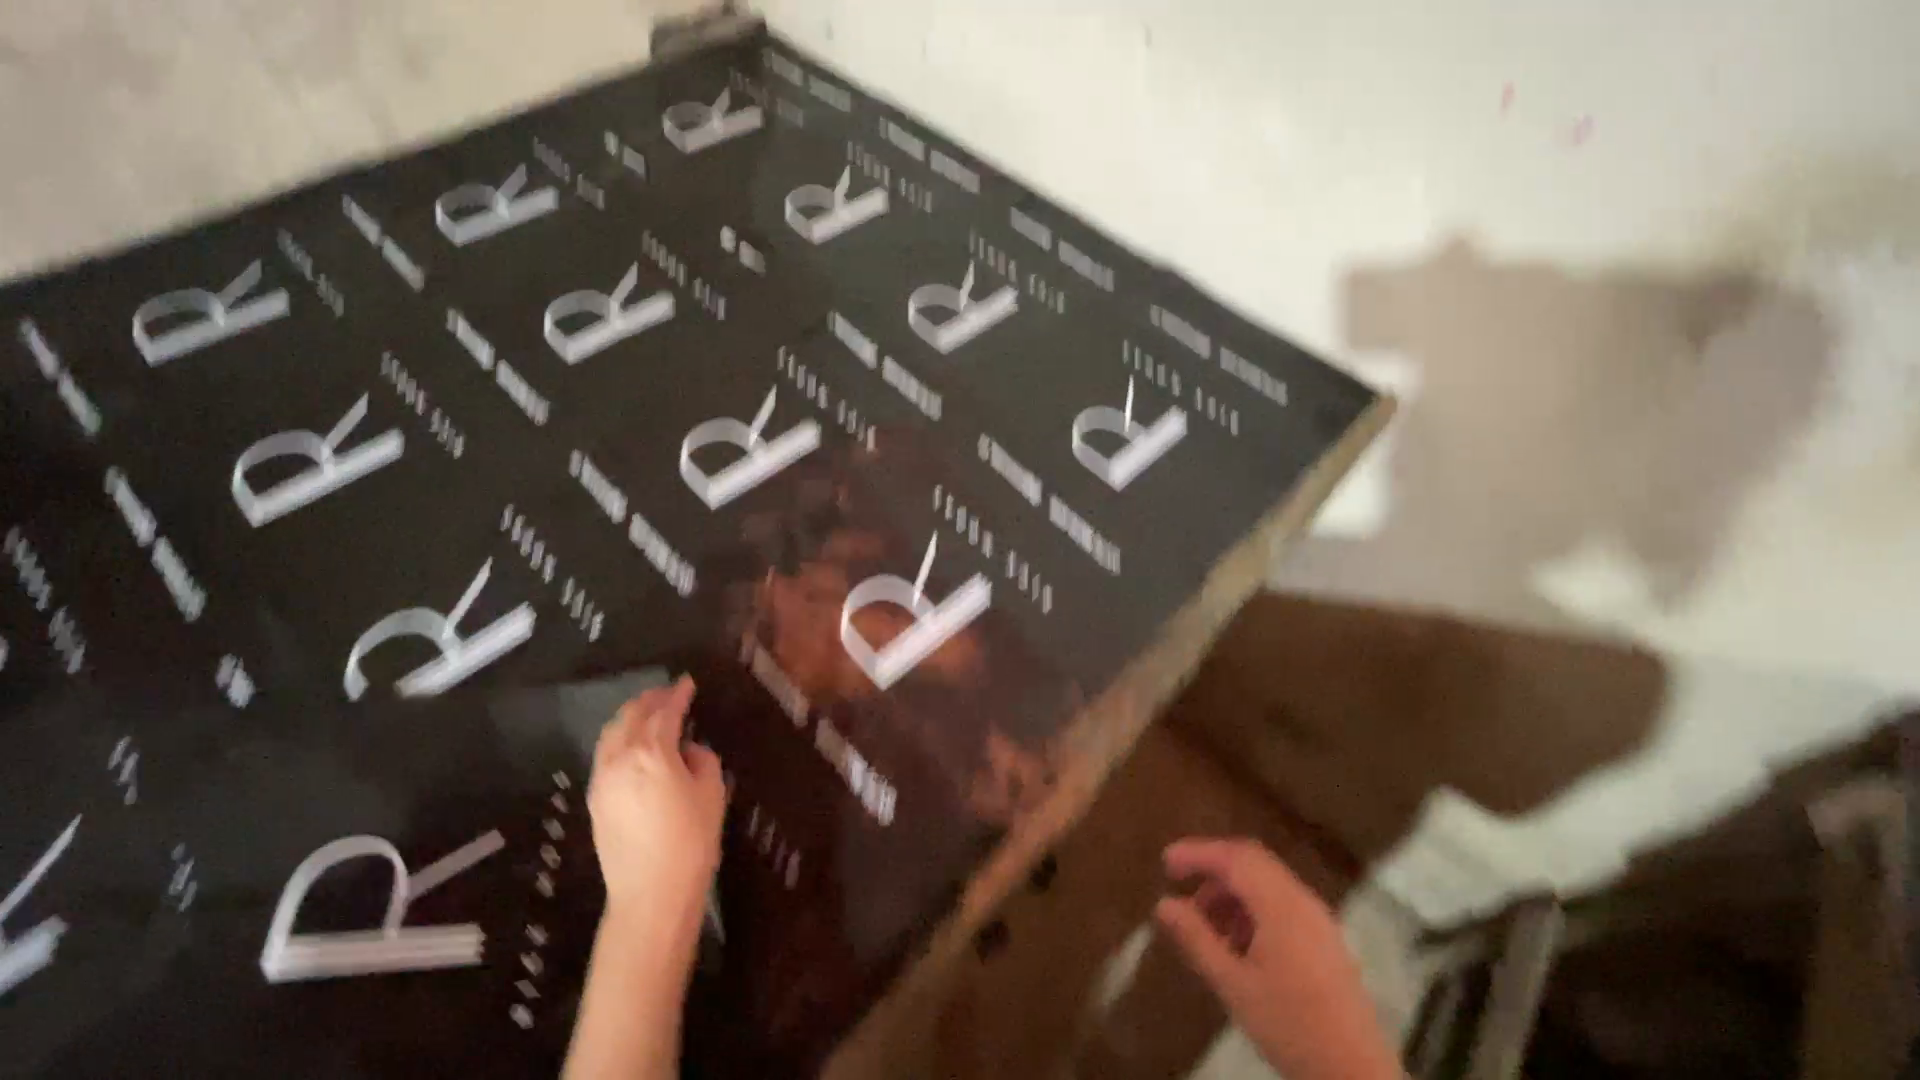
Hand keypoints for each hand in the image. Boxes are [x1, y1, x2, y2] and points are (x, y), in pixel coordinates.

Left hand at [588, 677, 725, 928]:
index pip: (665, 712)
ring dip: (631, 718)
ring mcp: (601, 780)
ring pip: (611, 734)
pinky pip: (605, 755)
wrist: (651, 896)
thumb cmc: (691, 842)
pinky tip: (634, 746)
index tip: (688, 683)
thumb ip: (701, 760)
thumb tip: (687, 751)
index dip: (678, 695)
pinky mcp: (595, 800)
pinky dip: (620, 739)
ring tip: (649, 714)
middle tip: (669, 694)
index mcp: (651, 752)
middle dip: (650, 701)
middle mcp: (619, 759)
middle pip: (631, 716)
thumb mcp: (712, 794)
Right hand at [1155, 838, 1400, 1079]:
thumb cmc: (1289, 1024)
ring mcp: (1319, 919)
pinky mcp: (1325, 939)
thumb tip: (1164, 903)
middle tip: (1180, 884)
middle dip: (1214, 868)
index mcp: (1282, 906)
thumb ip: (1196, 938)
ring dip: (1232, 892)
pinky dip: (1252, 909)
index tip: (1166, 862)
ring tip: (1206, 925)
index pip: (1235, 857)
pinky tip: (1238, 944)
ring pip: (1268, 884)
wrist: (1354, 1071)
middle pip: (1253, 862)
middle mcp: (1303, 901)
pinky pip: (1282, 904)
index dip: (1198, 852)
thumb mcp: (1233, 984)